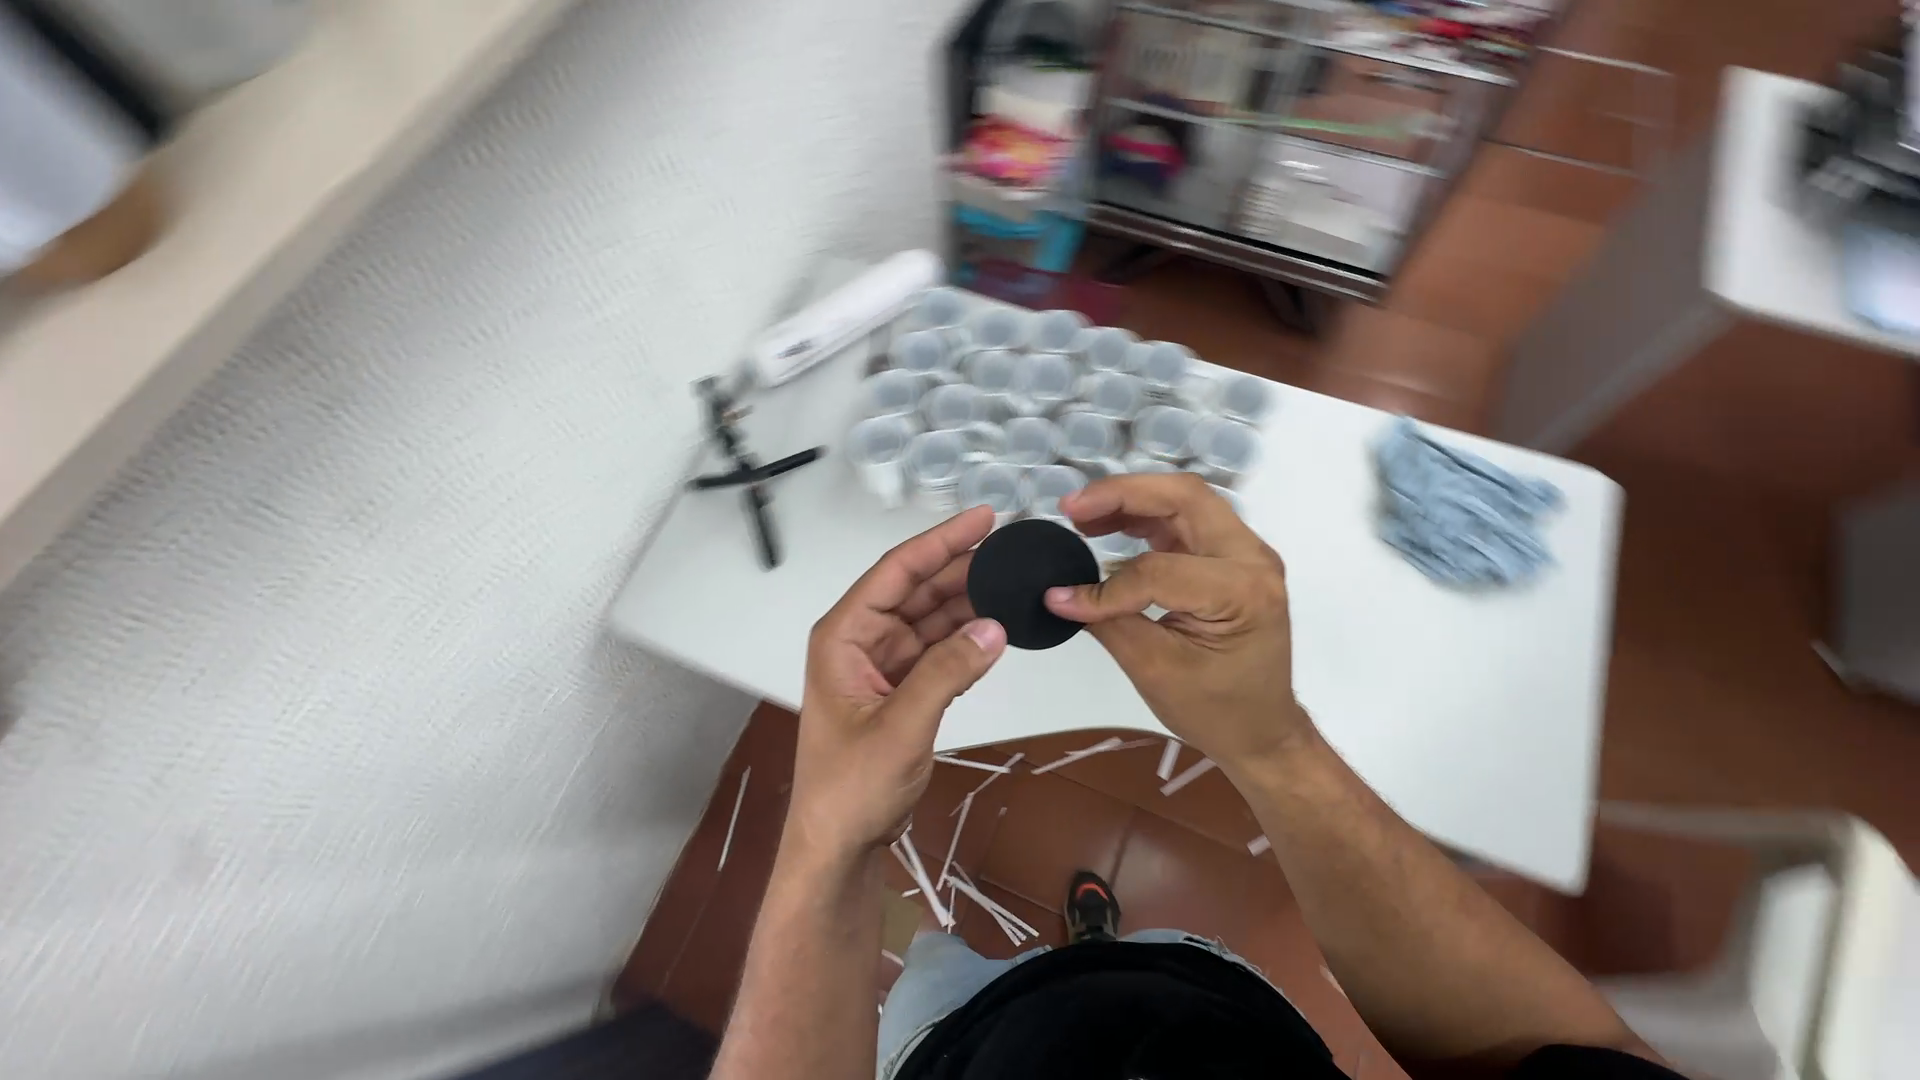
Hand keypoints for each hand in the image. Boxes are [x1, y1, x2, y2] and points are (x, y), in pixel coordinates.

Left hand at [790, 505, 1007, 858]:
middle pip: (916, 589)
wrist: (839, 843)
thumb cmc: (852, 785)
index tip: (984, 519)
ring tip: (1013, 584)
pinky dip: (966, 639)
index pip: (896, 572)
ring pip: (930, 618)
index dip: (940, 542)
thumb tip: (996, 626)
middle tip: (1012, 552)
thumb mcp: (901, 725)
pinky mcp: (901, 687)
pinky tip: (997, 629)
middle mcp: (862, 639)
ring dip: (968, 603)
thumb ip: (947, 671)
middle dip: (961, 569)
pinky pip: (938, 650)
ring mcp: (882, 663)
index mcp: (844, 635)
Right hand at [1043, 473, 1312, 768]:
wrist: (1261, 729)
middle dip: (1122, 495)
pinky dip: (1144, 516)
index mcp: (1242, 591)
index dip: (1107, 585)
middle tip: (1071, 508)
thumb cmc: (1215, 709)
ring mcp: (1244, 553)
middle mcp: (1252, 558)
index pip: (1160, 569)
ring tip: (1081, 515)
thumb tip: (1058, 594)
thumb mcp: (1154, 669)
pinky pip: (1185, 519)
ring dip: (1131, 500)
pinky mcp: (1229, 556)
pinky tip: (1108, 525)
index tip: (1062, 600)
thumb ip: (1108, 622)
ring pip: (1184, 499)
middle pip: (1184, 498)